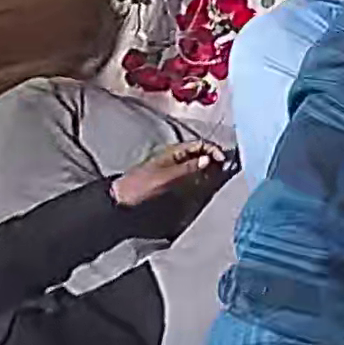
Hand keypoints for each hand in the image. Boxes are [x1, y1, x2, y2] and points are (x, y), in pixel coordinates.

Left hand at [110, 141, 228, 207]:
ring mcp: (174, 166)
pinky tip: (205, 181)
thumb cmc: (141, 185)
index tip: (222, 160)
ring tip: (217, 175)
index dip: (213, 150)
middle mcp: (176, 156)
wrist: (120, 200)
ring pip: (198, 161)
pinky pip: (192, 171)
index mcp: (174, 151)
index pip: (201, 144)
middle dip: (214, 157)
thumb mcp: (166, 176)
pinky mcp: (172, 176)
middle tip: (224, 168)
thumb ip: (188, 167)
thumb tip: (209, 159)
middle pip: (201, 151)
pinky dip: (201, 173)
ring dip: (209, 166)